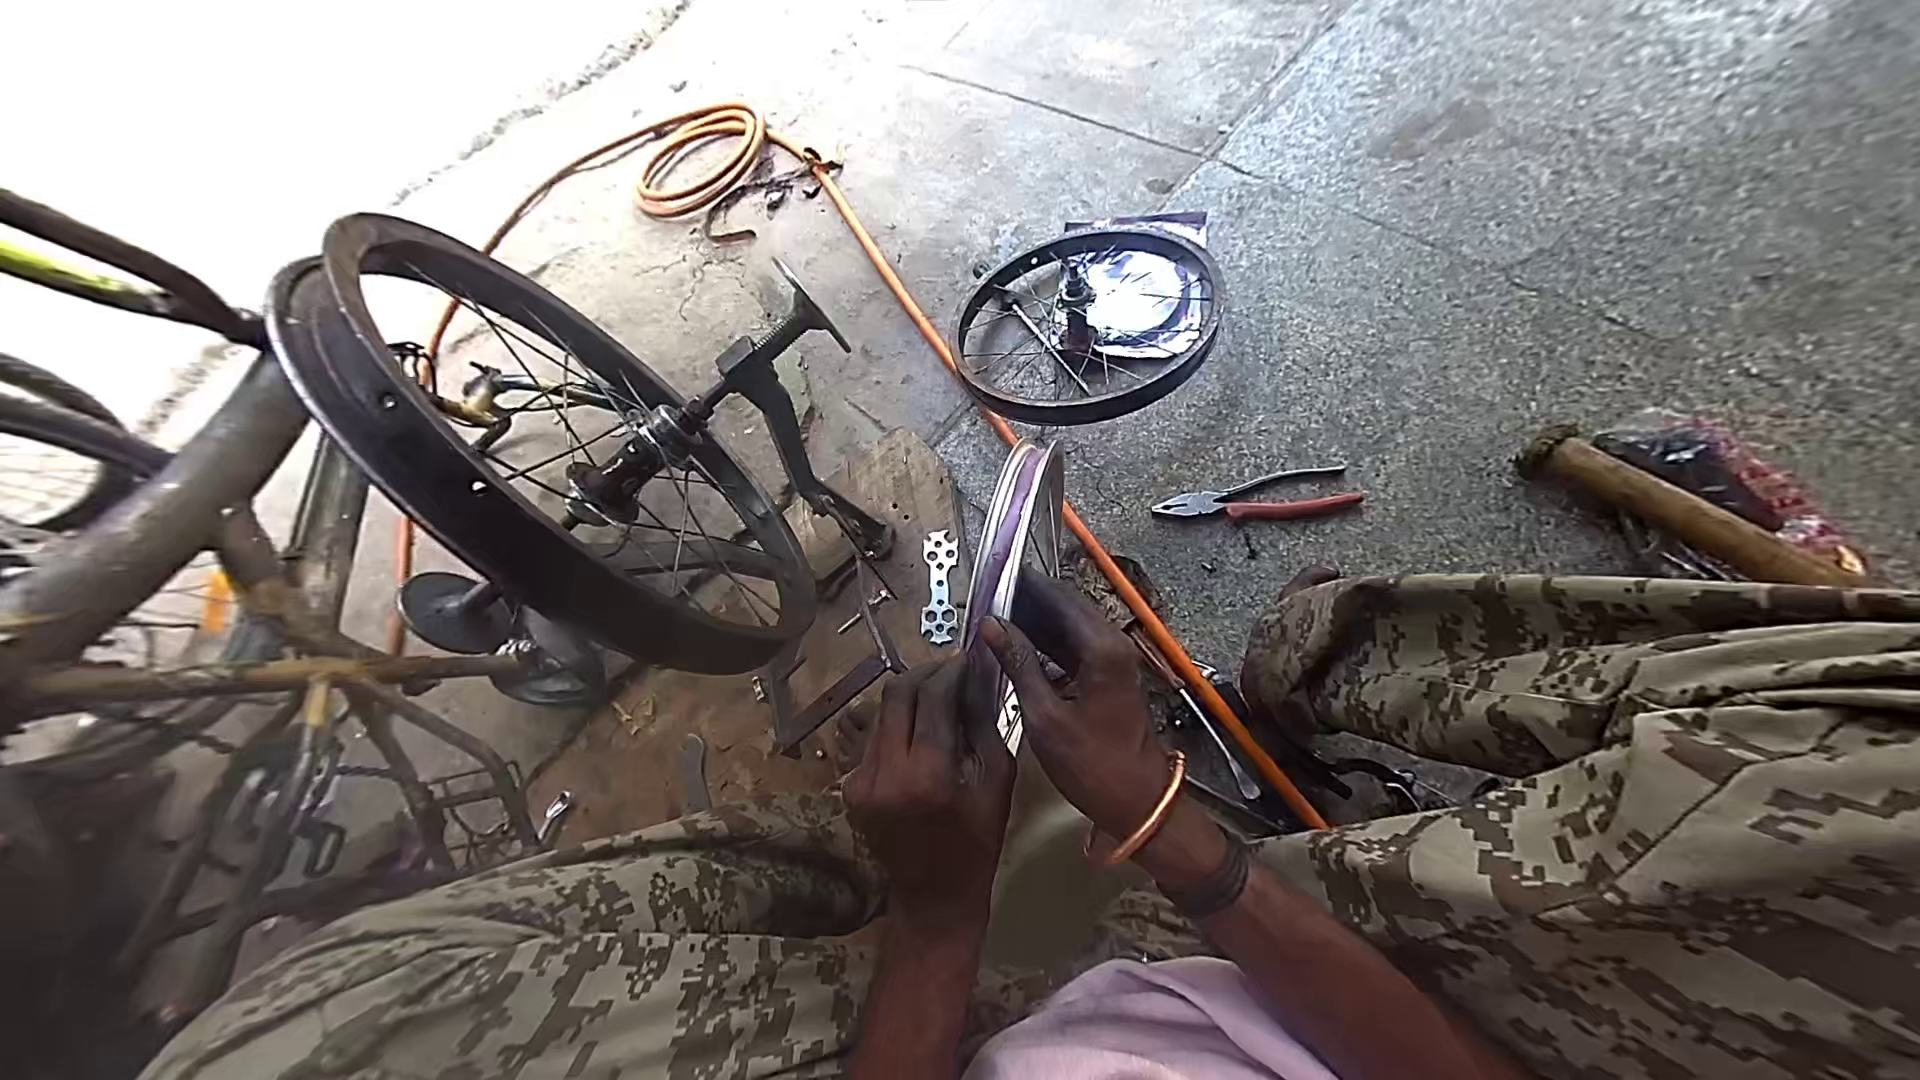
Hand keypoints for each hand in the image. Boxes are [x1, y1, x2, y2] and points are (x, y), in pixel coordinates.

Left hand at [843, 657, 1014, 934]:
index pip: (932, 697)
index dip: (950, 670)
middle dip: (925, 674)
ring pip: (880, 711)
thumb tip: (975, 673)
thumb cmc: (977, 840)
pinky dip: (895, 723)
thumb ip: (982, 721)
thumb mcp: (997, 778)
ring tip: (935, 698)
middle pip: (897, 694)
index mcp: (928, 774)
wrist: (933, 896)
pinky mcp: (849, 786)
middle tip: (949, 672)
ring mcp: (860, 779)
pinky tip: (917, 730)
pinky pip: (872, 736)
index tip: (966, 659)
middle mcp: (885, 771)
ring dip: (908, 696)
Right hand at [978, 570, 1226, 889]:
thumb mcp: (1044, 715)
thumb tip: (991, 624)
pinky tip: (1019, 645)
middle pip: (1066, 604)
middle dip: (1028, 599)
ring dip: (1036, 619)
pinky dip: (1048, 640)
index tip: (992, 576)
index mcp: (1101, 647)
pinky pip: (1075, 642)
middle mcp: (1112, 642)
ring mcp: (1114, 656)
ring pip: (1070, 622)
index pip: (1058, 597)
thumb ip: (1019, 663)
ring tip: (996, 619)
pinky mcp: (1110, 671)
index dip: (1024, 585)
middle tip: (988, 599)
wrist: (1137, 800)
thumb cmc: (1091, 763)